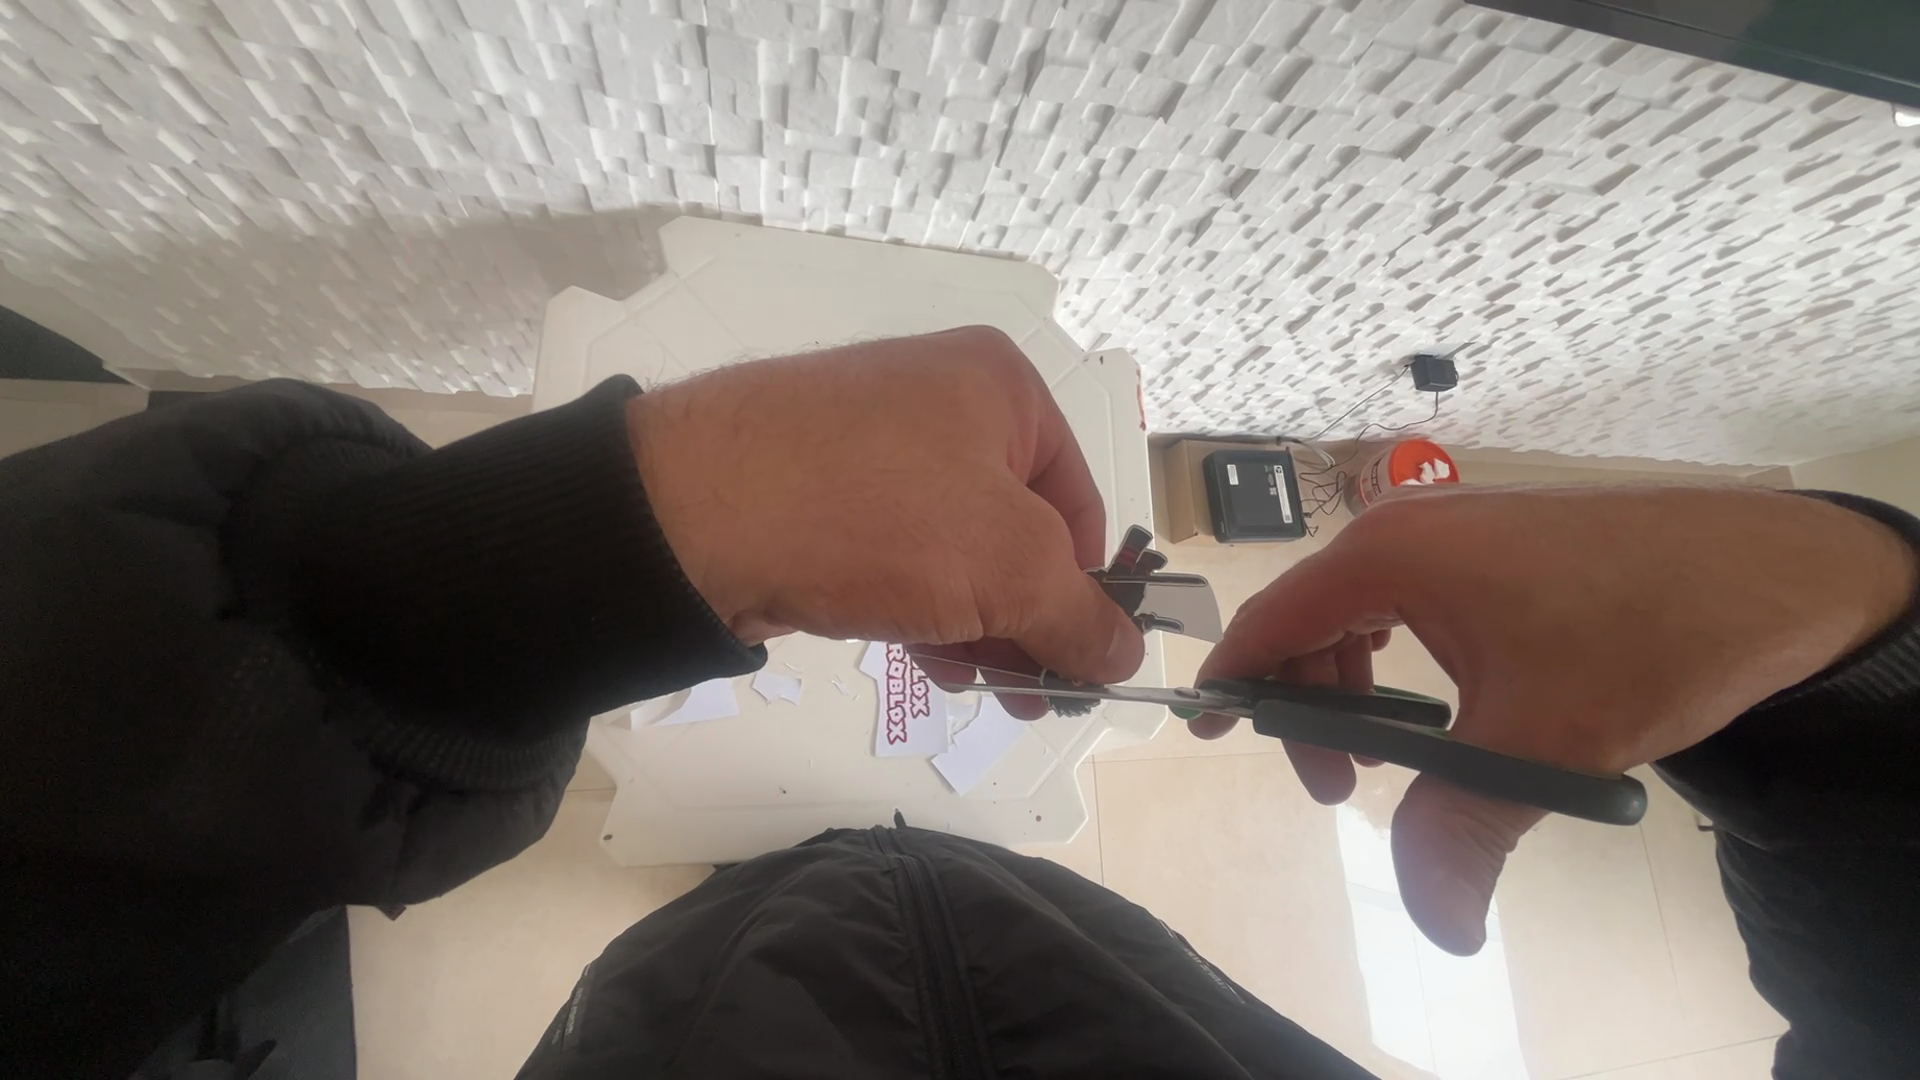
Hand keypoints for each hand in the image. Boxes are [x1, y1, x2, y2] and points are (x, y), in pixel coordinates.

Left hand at [628, 326, 1145, 698]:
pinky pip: (902, 558)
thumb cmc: (882, 514)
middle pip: (1016, 531)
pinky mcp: (827, 494)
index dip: (1088, 585)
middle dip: (1031, 619)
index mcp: (999, 388)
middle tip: (1041, 694)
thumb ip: (1079, 615)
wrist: (692, 513)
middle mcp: (940, 404)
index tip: (1085, 657)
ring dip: (982, 627)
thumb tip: (1125, 653)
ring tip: (997, 693)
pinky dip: (928, 611)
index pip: (1077, 499)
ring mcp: (876, 449)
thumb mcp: (1008, 566)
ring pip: (958, 553)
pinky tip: (941, 664)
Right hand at [1195, 485, 1914, 954]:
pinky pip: (1387, 600)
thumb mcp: (1550, 738)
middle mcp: (1391, 532)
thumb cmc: (1649, 636)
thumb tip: (1434, 927)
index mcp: (1384, 558)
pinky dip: (1380, 655)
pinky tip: (1420, 700)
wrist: (1791, 571)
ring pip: (1344, 613)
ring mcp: (1431, 529)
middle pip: (1303, 623)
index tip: (1203, 728)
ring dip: (1345, 687)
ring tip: (1387, 755)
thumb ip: (1466, 827)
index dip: (1230, 677)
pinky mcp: (1467, 541)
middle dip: (1306, 709)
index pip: (1270, 619)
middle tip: (1343, 788)